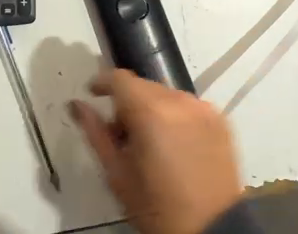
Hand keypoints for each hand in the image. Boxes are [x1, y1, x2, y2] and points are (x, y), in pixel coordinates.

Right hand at [69, 69, 242, 233]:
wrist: (212, 232)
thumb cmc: (157, 208)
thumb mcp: (117, 174)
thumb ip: (95, 133)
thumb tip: (77, 105)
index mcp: (150, 112)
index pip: (119, 79)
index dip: (102, 82)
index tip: (93, 93)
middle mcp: (178, 101)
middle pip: (143, 87)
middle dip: (127, 103)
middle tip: (121, 134)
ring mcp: (202, 108)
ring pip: (166, 95)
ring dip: (152, 109)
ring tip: (150, 142)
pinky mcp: (220, 120)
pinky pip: (189, 106)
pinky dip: (177, 117)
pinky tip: (175, 145)